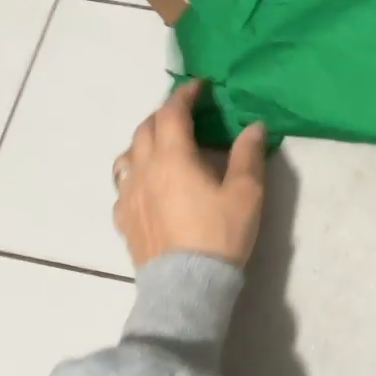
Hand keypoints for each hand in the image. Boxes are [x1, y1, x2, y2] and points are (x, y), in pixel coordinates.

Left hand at [112, 81, 266, 269]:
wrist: (187, 288)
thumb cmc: (219, 234)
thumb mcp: (245, 193)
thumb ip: (248, 155)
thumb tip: (253, 126)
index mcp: (173, 156)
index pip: (172, 112)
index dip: (185, 94)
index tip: (199, 87)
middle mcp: (144, 169)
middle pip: (145, 128)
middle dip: (164, 114)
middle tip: (186, 114)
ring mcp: (128, 195)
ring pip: (127, 154)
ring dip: (145, 141)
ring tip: (164, 146)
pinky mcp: (123, 219)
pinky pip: (123, 184)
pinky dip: (135, 171)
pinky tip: (149, 183)